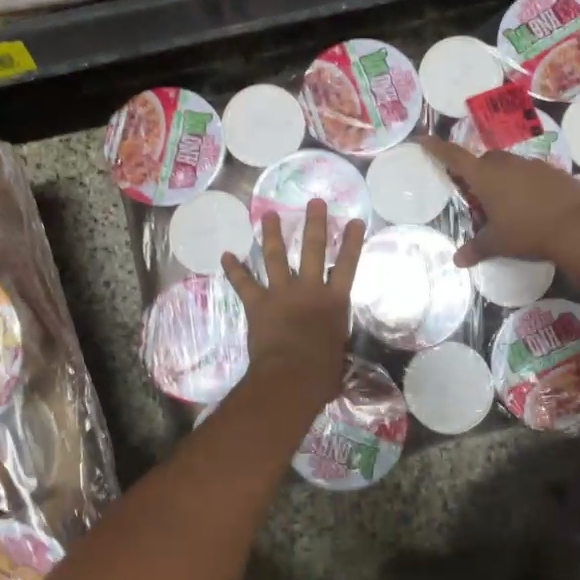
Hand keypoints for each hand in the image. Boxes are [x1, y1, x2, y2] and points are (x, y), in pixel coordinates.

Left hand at [221, 199, 365, 407]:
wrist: (291, 377)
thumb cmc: (322, 372)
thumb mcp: (339, 352)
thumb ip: (334, 340)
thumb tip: (334, 349)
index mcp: (335, 302)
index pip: (348, 265)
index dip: (352, 242)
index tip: (354, 221)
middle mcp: (310, 289)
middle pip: (314, 250)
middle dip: (314, 223)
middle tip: (314, 202)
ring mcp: (282, 293)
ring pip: (276, 257)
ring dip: (271, 234)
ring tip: (268, 214)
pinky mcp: (257, 304)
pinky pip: (243, 283)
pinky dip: (234, 269)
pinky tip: (226, 255)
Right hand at [418, 136, 579, 266]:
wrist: (577, 228)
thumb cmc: (527, 232)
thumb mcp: (498, 243)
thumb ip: (476, 249)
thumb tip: (457, 261)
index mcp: (485, 177)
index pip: (454, 157)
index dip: (437, 148)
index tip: (424, 138)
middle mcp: (507, 165)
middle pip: (486, 159)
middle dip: (479, 170)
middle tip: (478, 192)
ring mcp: (534, 165)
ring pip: (512, 165)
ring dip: (505, 178)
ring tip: (509, 203)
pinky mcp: (555, 172)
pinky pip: (534, 174)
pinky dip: (529, 184)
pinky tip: (535, 205)